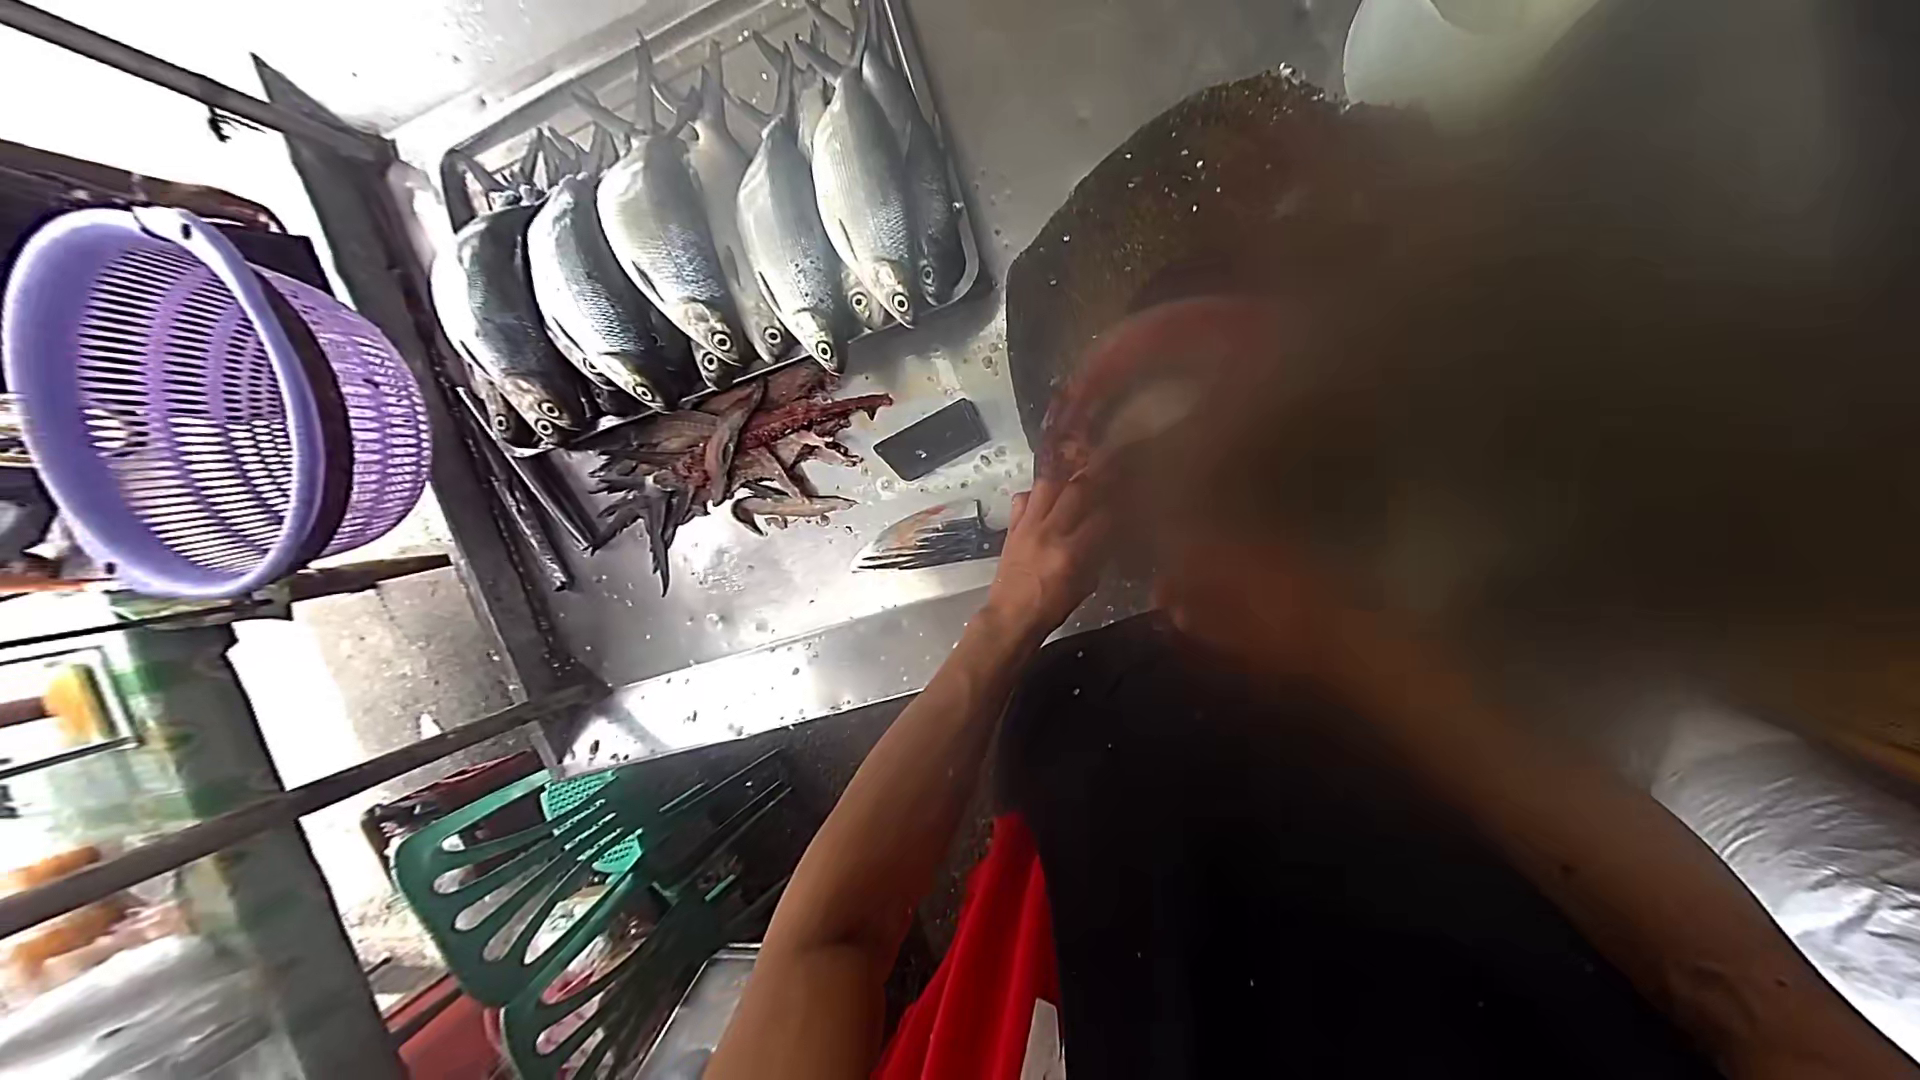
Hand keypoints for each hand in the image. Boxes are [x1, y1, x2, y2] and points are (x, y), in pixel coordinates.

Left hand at [982, 476, 1109, 640]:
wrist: (1010, 616)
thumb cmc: (1050, 608)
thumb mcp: (1084, 585)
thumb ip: (1096, 555)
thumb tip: (1107, 532)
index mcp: (1072, 553)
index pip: (1103, 516)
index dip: (1118, 503)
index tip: (1126, 496)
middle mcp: (1050, 533)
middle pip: (1077, 490)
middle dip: (1097, 477)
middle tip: (1109, 471)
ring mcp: (1028, 527)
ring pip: (1048, 486)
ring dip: (1065, 479)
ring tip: (1076, 480)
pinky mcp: (1012, 528)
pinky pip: (1023, 498)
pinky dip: (1035, 494)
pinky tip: (1045, 499)